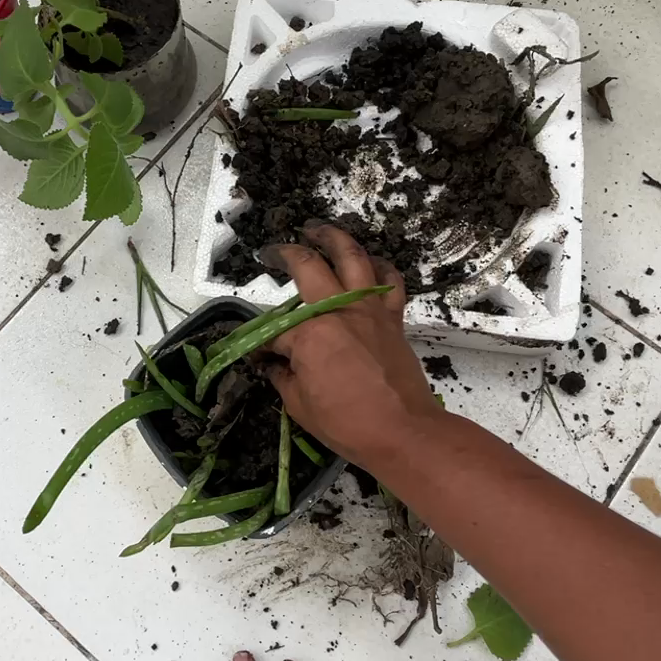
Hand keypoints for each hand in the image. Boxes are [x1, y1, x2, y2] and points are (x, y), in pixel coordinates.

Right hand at [255, 223, 444, 465]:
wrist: (403, 432)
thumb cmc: (347, 424)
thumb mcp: (299, 406)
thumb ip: (282, 377)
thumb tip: (272, 364)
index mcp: (309, 334)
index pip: (274, 330)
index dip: (261, 343)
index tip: (256, 355)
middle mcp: (337, 310)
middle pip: (307, 266)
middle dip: (283, 253)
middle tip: (271, 252)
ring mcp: (368, 309)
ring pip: (352, 256)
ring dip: (332, 237)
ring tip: (317, 229)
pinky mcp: (392, 317)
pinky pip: (389, 280)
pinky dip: (380, 266)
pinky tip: (370, 262)